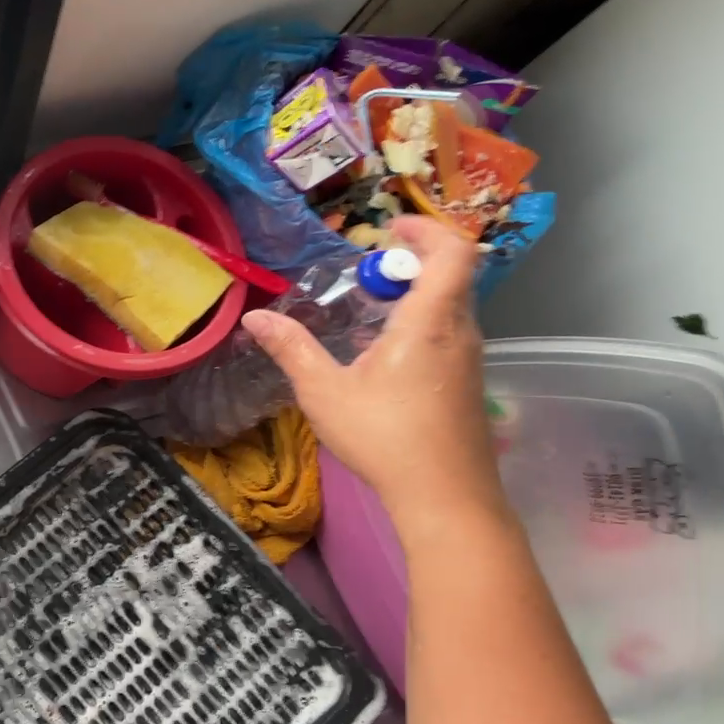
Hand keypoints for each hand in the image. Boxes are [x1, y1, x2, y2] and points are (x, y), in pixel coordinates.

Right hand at [242, 215, 504, 518]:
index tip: (389, 228)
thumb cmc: (383, 436)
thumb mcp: (323, 391)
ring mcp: (468, 358)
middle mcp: (459, 331)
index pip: (453, 252)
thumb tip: (255, 317)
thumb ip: (292, 349)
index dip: (426, 230)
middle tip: (365, 273)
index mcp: (429, 323)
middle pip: (452, 275)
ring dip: (414, 294)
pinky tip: (382, 353)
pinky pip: (448, 331)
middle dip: (410, 262)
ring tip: (369, 310)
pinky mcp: (466, 381)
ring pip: (451, 305)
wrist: (444, 495)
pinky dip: (419, 321)